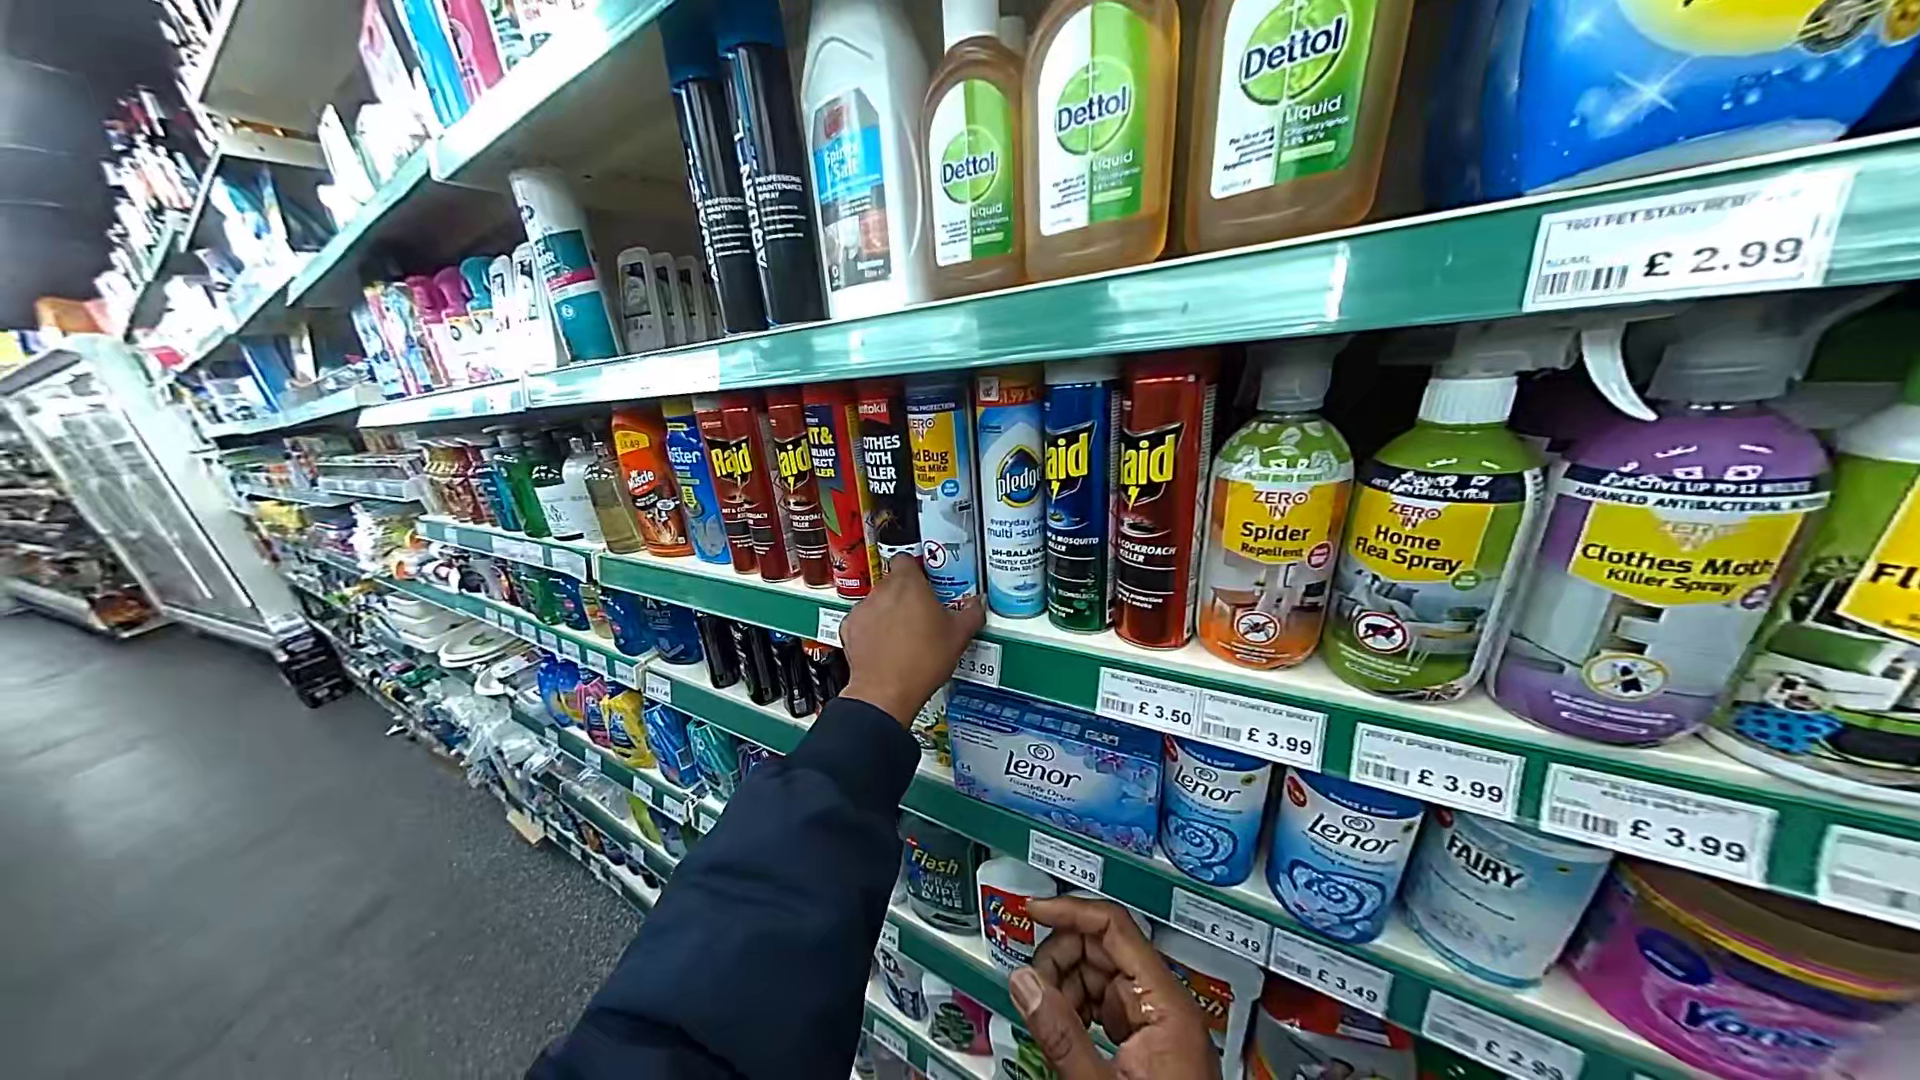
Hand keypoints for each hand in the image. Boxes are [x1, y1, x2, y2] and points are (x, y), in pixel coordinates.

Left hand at [839, 555, 984, 726]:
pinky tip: (886, 645)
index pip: (907, 559)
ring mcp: (863, 609)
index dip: (917, 569)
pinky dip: (871, 629)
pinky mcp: (849, 629)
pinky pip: (862, 621)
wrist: (886, 692)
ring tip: (904, 633)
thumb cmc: (921, 662)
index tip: (927, 580)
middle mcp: (882, 591)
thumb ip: (971, 613)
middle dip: (906, 594)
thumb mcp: (959, 636)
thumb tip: (976, 605)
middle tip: (922, 611)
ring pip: (877, 601)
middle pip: (894, 581)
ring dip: (888, 611)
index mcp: (909, 584)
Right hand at [1008, 897, 1219, 1079]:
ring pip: (1099, 974)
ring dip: (1065, 984)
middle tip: (1033, 985)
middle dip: (1061, 958)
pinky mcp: (1144, 1044)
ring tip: (1046, 1013)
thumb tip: (1023, 980)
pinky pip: (1103, 1004)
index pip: (1114, 926)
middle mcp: (1165, 1005)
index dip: (1071, 912)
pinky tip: (1062, 1027)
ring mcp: (1155, 1024)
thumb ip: (1061, 1034)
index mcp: (1167, 1005)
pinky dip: (1076, 1007)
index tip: (1034, 910)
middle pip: (1103, 947)